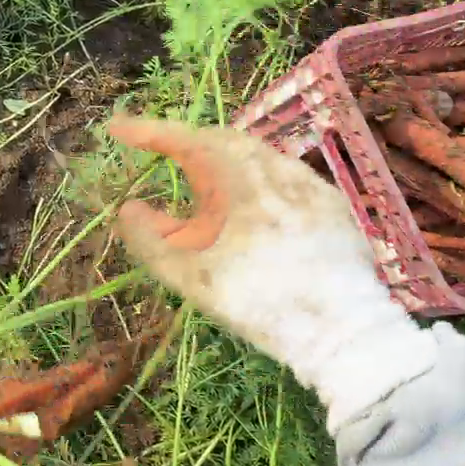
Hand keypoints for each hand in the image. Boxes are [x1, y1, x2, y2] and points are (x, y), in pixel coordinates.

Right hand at [108, 117, 437, 429]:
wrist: (347, 338)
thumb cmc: (263, 307)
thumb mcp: (194, 279)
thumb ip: (151, 241)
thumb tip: (128, 208)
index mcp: (243, 186)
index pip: (187, 141)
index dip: (148, 130)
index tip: (116, 128)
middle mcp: (278, 173)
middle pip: (222, 139)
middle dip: (184, 141)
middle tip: (155, 148)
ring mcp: (309, 186)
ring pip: (255, 153)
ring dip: (217, 157)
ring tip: (196, 176)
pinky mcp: (331, 205)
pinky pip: (282, 172)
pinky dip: (251, 174)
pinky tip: (245, 199)